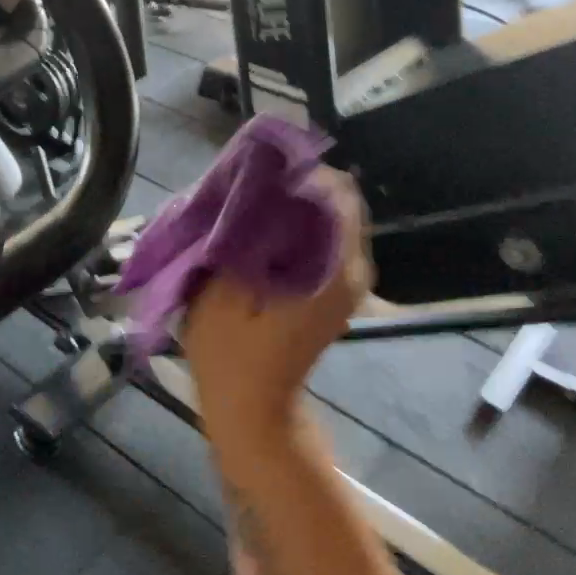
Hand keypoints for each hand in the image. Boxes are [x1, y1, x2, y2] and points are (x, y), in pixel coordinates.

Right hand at [183, 167, 373, 430]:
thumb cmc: (232, 353)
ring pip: (319, 218)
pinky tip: (244, 233)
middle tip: (235, 187)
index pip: (334, 193)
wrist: (249, 406)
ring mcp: (342, 279)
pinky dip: (282, 227)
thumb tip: (246, 189)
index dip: (294, 172)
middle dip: (285, 186)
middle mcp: (350, 267)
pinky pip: (311, 239)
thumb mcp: (225, 289)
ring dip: (281, 206)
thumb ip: (240, 237)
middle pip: (330, 202)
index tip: (251, 169)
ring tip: (234, 206)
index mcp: (334, 268)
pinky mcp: (327, 287)